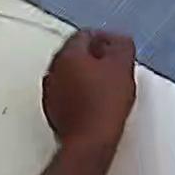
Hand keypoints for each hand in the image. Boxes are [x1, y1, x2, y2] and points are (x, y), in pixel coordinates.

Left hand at [42, 30, 136, 153]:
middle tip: (113, 63)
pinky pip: (67, 93)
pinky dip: (80, 92)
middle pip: (75, 53)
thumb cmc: (104, 104)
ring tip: (107, 83)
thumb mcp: (123, 66)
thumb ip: (122, 45)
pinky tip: (96, 100)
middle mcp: (54, 71)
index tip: (117, 47)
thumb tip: (120, 40)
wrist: (91, 140)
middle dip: (95, 55)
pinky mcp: (53, 111)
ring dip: (86, 74)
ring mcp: (51, 92)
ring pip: (70, 73)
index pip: (85, 34)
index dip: (106, 38)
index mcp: (68, 55)